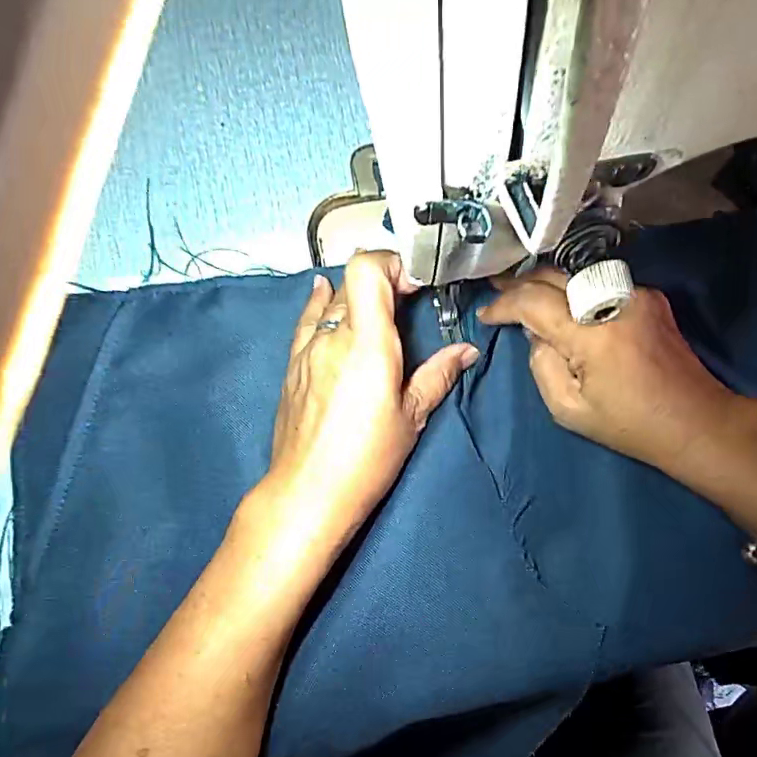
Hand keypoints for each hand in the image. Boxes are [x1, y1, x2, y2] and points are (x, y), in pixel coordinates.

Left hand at [256, 251, 478, 550]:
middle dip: (382, 283)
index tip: (415, 285)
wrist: (308, 492)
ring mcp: (305, 351)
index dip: (392, 264)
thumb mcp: (410, 418)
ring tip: (371, 307)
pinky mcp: (291, 369)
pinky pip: (305, 323)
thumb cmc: (365, 460)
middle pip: (352, 283)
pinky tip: (322, 297)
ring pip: (328, 303)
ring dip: (353, 298)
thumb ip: (437, 376)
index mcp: (366, 343)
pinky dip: (319, 306)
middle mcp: (331, 337)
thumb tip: (465, 352)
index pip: (367, 269)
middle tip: (405, 304)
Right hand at [480, 267, 756, 527]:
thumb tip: (536, 335)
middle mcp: (614, 301)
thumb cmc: (627, 424)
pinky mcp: (650, 298)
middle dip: (520, 283)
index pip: (533, 302)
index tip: (485, 315)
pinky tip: (563, 305)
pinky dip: (575, 292)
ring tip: (521, 293)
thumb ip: (542, 365)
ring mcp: (636, 295)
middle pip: (554, 277)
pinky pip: (600, 286)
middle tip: (493, 289)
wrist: (694, 419)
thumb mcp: (567, 408)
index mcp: (591, 334)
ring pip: (578, 276)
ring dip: (546, 283)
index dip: (504, 305)